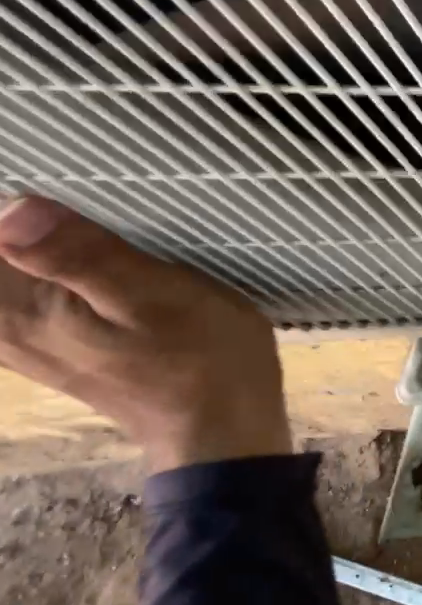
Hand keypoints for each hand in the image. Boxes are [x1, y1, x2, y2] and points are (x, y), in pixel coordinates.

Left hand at [0, 196, 291, 471]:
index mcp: (15, 307)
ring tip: (80, 223)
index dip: (9, 208)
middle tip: (70, 202)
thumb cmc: (198, 354)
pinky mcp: (47, 341)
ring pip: (5, 276)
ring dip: (30, 245)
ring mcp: (19, 337)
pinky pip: (16, 293)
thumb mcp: (157, 296)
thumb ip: (83, 256)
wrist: (217, 420)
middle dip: (16, 221)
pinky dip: (34, 265)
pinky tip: (75, 253)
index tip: (50, 184)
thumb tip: (14, 207)